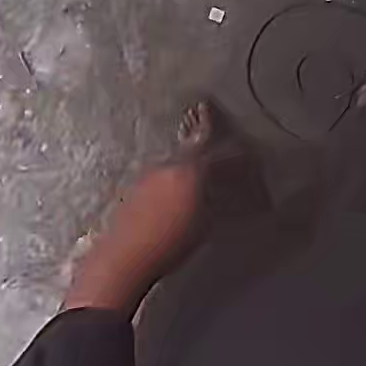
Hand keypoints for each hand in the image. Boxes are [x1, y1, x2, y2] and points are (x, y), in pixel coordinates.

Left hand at [62, 102, 218, 315]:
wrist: (123, 258)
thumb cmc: (170, 244)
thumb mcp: (203, 225)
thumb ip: (213, 201)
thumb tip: (220, 191)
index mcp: (190, 172)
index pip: (218, 156)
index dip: (233, 155)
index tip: (243, 152)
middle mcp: (169, 166)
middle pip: (191, 144)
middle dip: (201, 128)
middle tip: (204, 108)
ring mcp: (149, 174)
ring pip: (174, 156)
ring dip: (185, 150)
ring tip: (193, 144)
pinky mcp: (135, 186)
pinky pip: (161, 169)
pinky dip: (172, 167)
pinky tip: (173, 178)